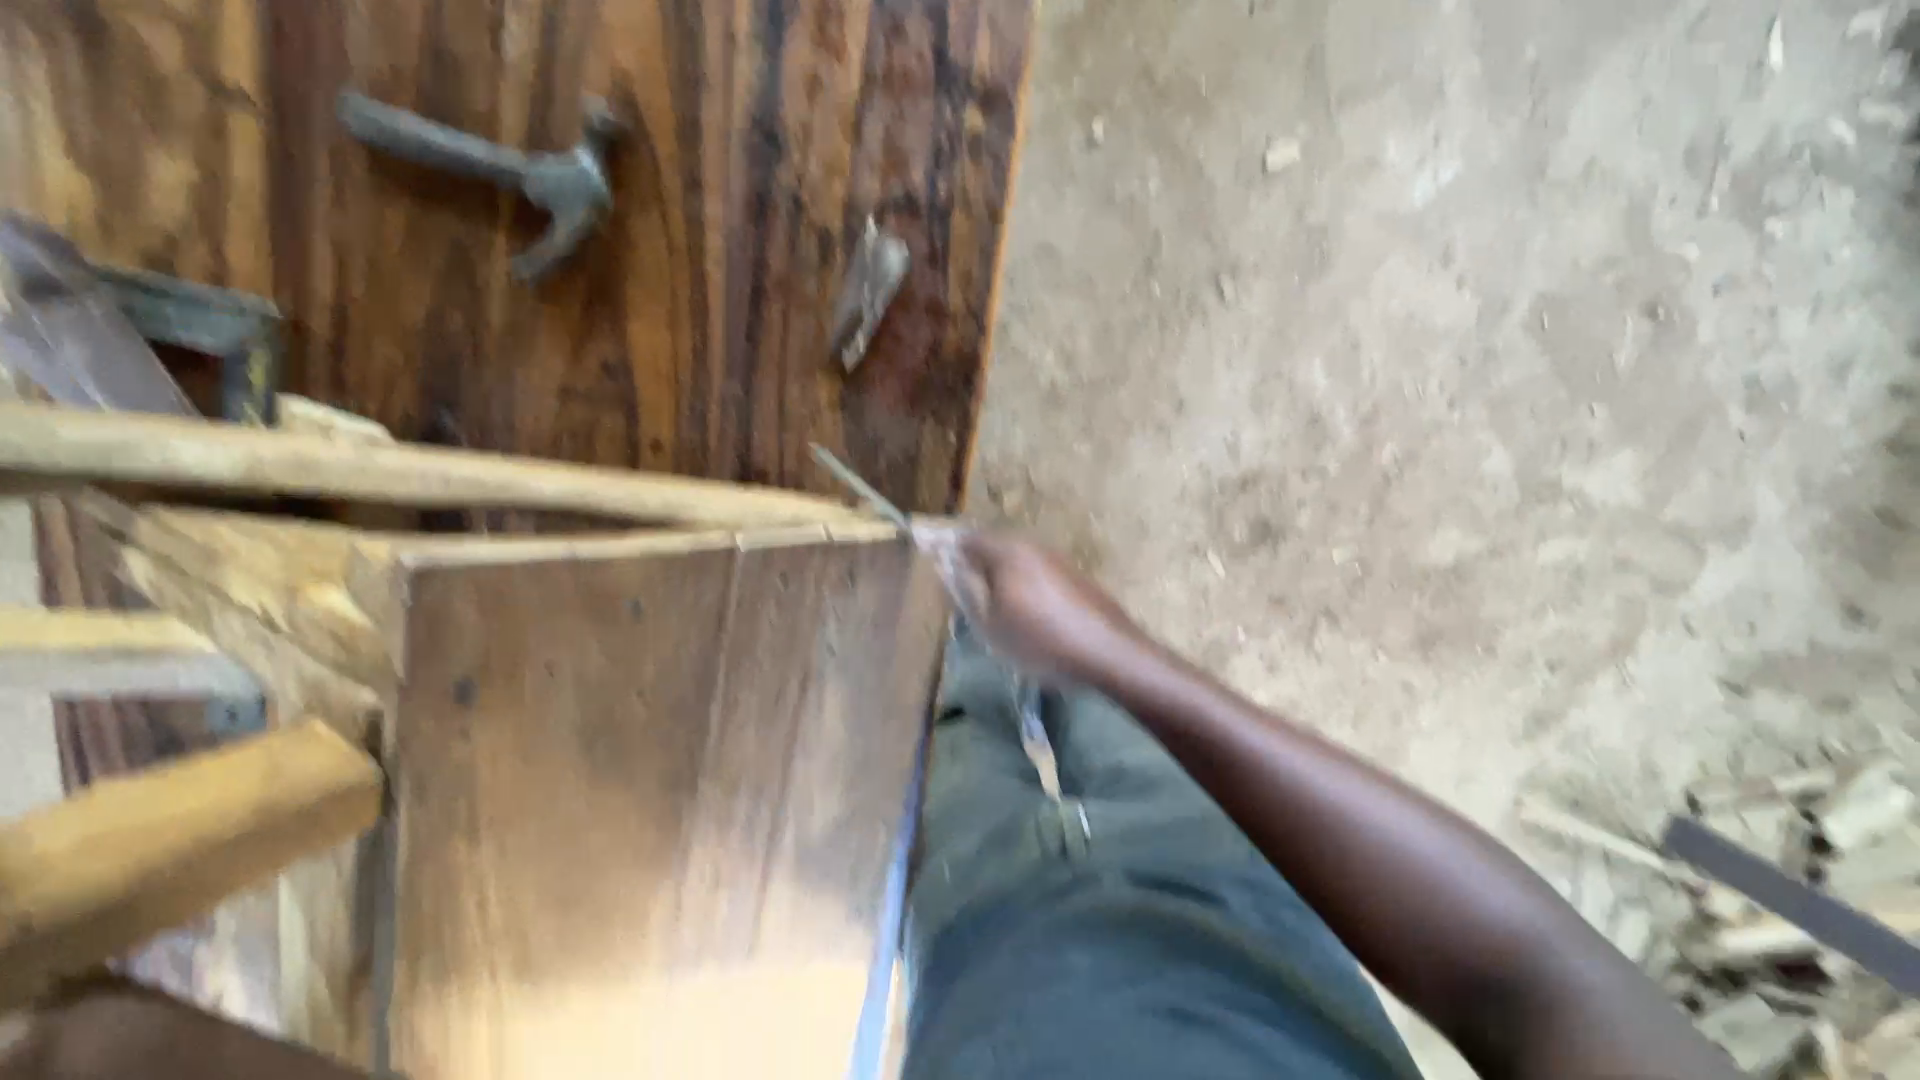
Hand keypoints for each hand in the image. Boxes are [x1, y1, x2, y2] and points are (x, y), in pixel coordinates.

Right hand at [914, 527, 1148, 681]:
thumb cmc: (1040, 640)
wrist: (1107, 652)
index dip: (945, 548)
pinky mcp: (1074, 576)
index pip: (965, 538)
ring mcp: (1056, 559)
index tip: (929, 560)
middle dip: (972, 560)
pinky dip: (1021, 583)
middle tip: (957, 586)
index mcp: (1006, 551)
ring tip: (987, 602)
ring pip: (1016, 558)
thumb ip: (966, 590)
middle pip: (992, 545)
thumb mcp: (990, 624)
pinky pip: (1035, 571)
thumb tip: (948, 565)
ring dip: (998, 573)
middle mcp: (1031, 545)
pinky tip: (1022, 610)